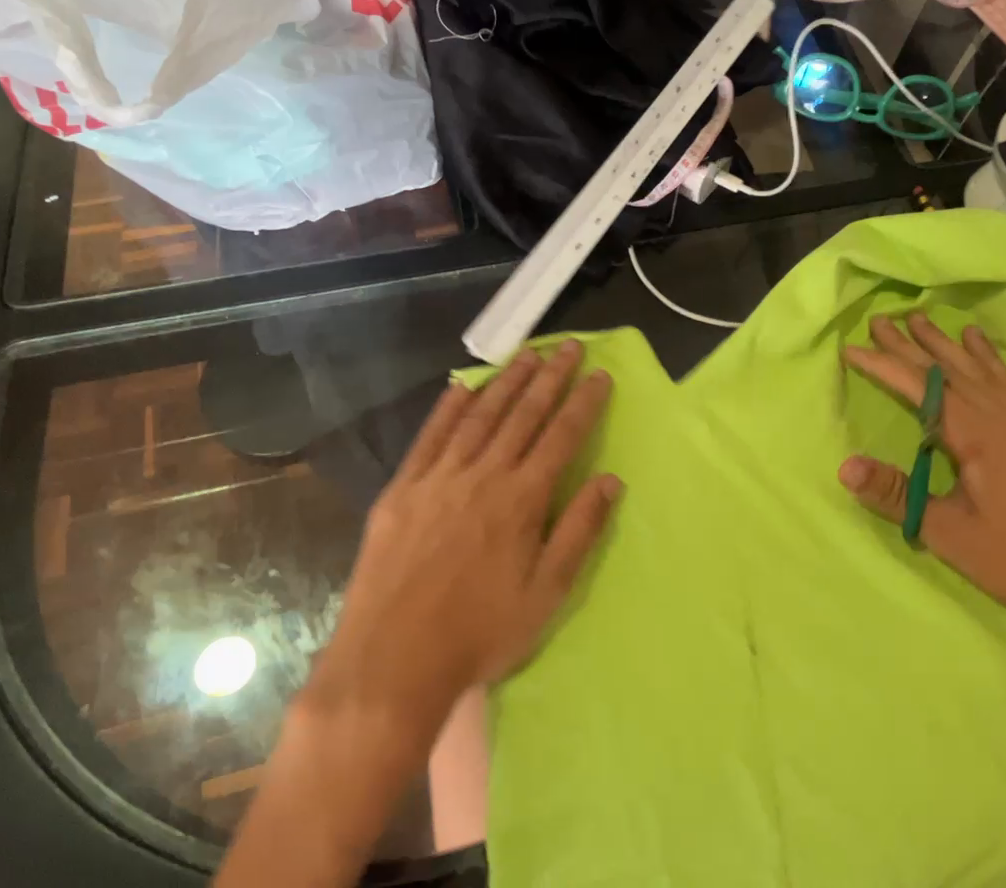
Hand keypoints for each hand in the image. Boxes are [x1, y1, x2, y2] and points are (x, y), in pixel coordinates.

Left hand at [307, 340, 620, 731]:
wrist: (393, 660)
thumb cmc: (481, 633)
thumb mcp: (546, 593)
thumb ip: (579, 531)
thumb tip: (611, 480)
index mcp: (521, 500)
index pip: (561, 437)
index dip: (584, 403)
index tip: (600, 374)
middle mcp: (481, 476)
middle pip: (522, 415)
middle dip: (549, 378)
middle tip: (568, 346)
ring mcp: (436, 479)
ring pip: (478, 417)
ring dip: (506, 382)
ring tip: (528, 355)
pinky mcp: (401, 490)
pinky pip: (430, 436)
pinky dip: (449, 407)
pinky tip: (462, 386)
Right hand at [838, 314, 1005, 631]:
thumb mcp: (949, 533)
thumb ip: (896, 496)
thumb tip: (844, 466)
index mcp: (977, 436)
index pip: (921, 390)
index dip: (884, 367)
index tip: (850, 349)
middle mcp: (1001, 417)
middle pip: (948, 370)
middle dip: (910, 345)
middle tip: (879, 319)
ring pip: (977, 369)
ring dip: (946, 343)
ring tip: (921, 317)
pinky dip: (988, 356)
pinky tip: (979, 342)